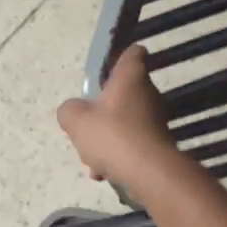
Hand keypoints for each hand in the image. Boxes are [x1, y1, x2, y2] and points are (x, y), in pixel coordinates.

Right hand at [57, 46, 182, 190]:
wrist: (147, 172)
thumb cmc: (111, 135)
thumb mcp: (76, 120)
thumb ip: (68, 110)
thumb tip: (71, 110)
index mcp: (130, 78)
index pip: (132, 53)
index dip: (120, 57)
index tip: (107, 69)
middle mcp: (148, 93)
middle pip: (124, 93)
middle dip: (104, 109)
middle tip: (88, 124)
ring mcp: (155, 120)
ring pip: (124, 122)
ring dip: (107, 138)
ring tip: (92, 158)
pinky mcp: (158, 144)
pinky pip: (131, 144)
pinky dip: (117, 155)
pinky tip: (103, 173)